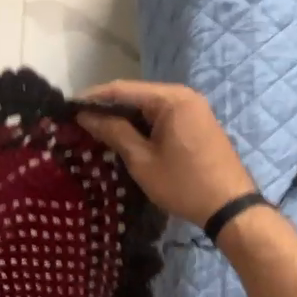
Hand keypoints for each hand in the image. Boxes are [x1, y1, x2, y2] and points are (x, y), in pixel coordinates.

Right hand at [77, 81, 256, 226]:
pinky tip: (123, 137)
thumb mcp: (142, 160)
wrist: (229, 207)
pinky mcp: (196, 124)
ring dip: (123, 118)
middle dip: (106, 108)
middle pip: (135, 95)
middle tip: (78, 122)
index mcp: (171, 99)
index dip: (92, 98)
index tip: (67, 108)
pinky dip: (140, 125)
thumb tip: (85, 116)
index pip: (121, 89)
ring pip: (147, 107)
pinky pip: (161, 117)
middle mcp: (183, 96)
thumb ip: (114, 132)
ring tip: (94, 131)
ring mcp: (193, 109)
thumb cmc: (183, 184)